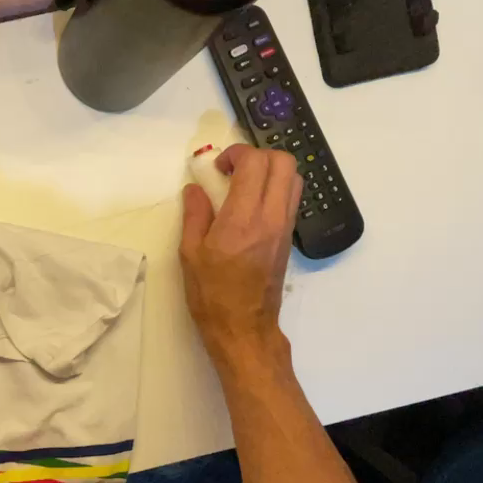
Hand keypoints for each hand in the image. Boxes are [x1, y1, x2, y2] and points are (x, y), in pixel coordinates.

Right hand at [180, 144, 301, 382]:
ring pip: (293, 177)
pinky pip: (291, 197)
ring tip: (244, 185)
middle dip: (256, 156)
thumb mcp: (190, 255)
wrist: (244, 328)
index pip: (254, 164)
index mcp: (241, 220)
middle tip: (232, 171)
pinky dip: (274, 189)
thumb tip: (195, 189)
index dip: (236, 154)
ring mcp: (284, 227)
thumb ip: (194, 215)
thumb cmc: (211, 296)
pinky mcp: (288, 237)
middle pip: (282, 162)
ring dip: (270, 171)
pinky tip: (251, 205)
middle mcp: (270, 217)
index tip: (217, 168)